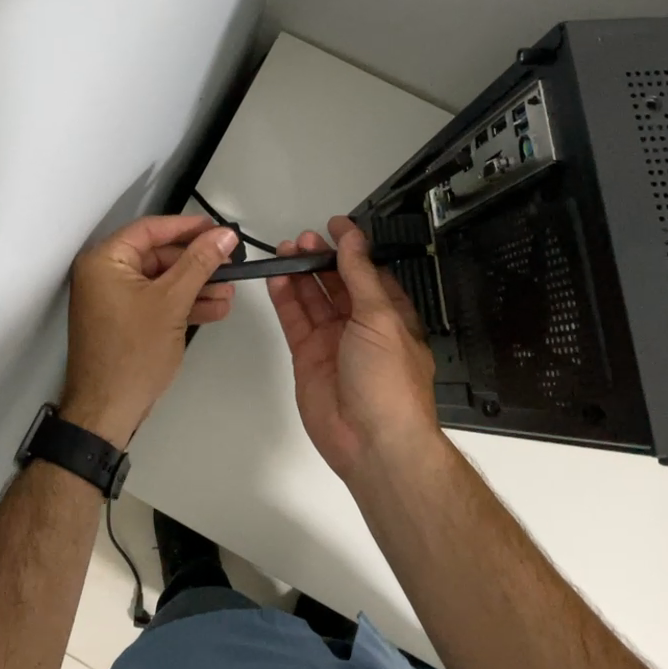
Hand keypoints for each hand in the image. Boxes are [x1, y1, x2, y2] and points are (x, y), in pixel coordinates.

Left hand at [62, 215, 239, 446]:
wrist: (107, 411)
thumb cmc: (133, 353)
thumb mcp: (171, 302)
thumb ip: (199, 264)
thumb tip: (224, 235)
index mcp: (105, 260)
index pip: (150, 230)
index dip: (187, 227)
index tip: (219, 230)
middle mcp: (104, 274)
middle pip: (159, 256)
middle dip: (197, 263)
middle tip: (231, 264)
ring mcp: (114, 300)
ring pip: (162, 281)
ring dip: (196, 285)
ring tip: (230, 291)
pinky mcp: (125, 322)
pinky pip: (157, 302)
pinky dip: (183, 304)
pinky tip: (215, 308)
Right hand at [266, 216, 441, 482]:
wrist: (372, 442)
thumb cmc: (389, 382)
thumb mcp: (381, 318)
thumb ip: (360, 276)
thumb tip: (353, 239)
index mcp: (391, 316)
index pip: (369, 273)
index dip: (353, 249)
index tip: (335, 226)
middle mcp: (362, 327)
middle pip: (338, 284)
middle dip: (321, 259)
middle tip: (303, 240)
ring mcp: (333, 342)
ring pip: (314, 300)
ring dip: (301, 274)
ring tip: (285, 251)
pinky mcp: (308, 358)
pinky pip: (295, 321)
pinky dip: (285, 299)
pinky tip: (277, 278)